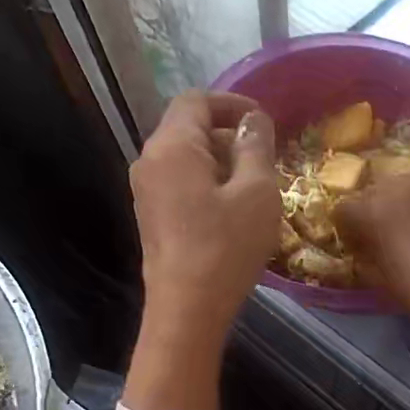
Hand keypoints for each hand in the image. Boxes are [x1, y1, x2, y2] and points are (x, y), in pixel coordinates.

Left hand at [125, 90, 279, 409]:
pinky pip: (178, 183)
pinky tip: (231, 212)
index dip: (231, 103)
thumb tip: (252, 120)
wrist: (187, 309)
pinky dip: (206, 183)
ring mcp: (145, 191)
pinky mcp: (150, 216)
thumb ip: (256, 145)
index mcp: (171, 146)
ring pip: (184, 157)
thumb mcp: (257, 191)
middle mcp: (149, 161)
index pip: (196, 100)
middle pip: (188, 127)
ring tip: (253, 190)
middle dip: (228, 136)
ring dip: (220, 163)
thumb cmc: (226, 247)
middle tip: (265, 161)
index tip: (262, 123)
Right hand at [337, 173, 409, 408]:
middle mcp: (395, 189)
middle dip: (364, 215)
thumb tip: (356, 248)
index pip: (341, 209)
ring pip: (393, 193)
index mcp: (372, 208)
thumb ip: (362, 258)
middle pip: (367, 195)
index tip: (350, 247)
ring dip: (389, 210)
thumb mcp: (381, 280)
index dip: (343, 229)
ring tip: (396, 238)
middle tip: (370, 242)